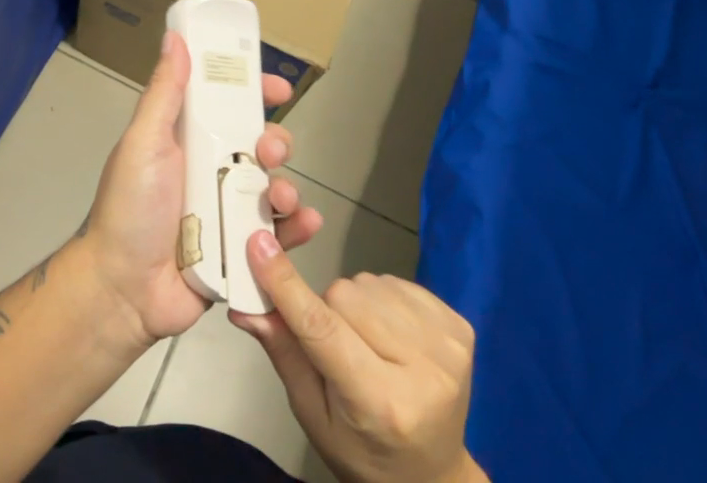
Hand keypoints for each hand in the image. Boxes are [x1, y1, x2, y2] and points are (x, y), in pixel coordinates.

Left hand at [83, 31, 324, 345]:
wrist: (123, 289)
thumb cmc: (129, 209)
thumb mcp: (142, 143)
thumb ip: (164, 94)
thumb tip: (176, 39)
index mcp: (188, 143)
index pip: (228, 107)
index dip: (255, 93)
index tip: (280, 88)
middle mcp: (211, 173)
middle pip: (261, 147)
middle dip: (277, 143)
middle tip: (268, 152)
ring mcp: (228, 213)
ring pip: (276, 188)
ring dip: (288, 186)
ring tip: (279, 198)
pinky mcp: (241, 252)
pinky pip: (279, 235)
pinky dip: (297, 228)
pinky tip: (304, 224)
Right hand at [231, 233, 484, 482]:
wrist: (433, 473)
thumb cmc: (363, 451)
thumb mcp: (313, 416)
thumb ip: (284, 354)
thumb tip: (245, 307)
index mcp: (380, 402)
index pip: (323, 330)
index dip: (287, 285)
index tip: (259, 246)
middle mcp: (423, 369)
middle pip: (345, 295)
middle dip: (326, 308)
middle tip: (334, 346)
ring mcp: (449, 344)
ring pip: (369, 283)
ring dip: (355, 303)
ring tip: (365, 343)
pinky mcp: (461, 326)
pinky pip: (396, 282)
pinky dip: (381, 299)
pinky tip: (388, 333)